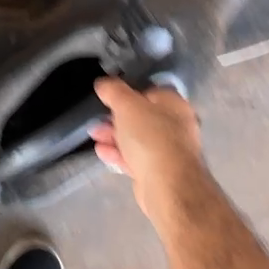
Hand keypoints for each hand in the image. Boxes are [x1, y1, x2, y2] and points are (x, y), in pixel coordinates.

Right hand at [88, 77, 207, 215]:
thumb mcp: (127, 105)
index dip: (127, 92)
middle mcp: (174, 125)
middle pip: (140, 116)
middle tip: (97, 118)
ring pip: (135, 138)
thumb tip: (103, 83)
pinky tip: (101, 152)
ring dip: (113, 135)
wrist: (167, 185)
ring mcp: (167, 150)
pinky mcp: (157, 171)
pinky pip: (134, 157)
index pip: (149, 91)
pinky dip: (118, 153)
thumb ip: (113, 91)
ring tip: (94, 135)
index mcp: (173, 104)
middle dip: (115, 117)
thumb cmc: (150, 137)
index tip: (107, 96)